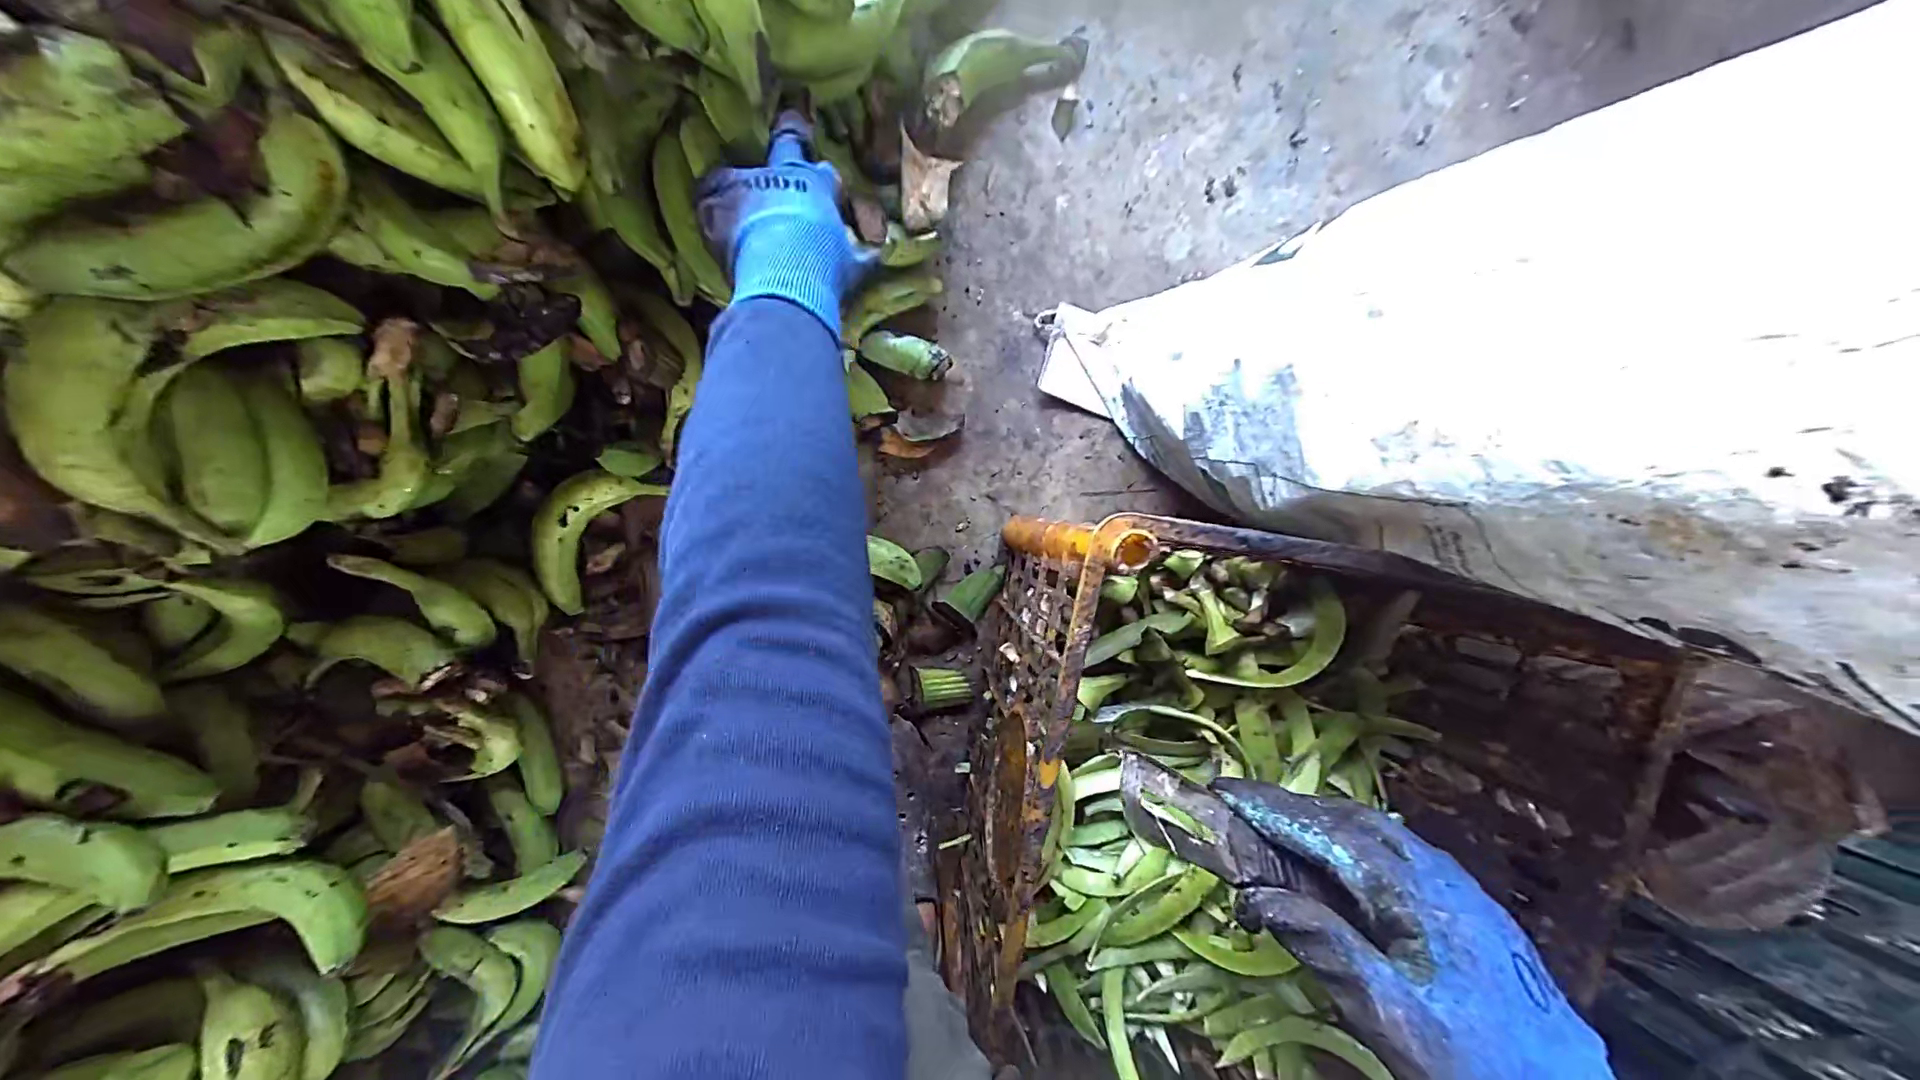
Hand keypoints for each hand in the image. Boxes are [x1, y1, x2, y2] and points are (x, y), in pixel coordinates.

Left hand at [695, 110, 874, 337]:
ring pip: (736, 172)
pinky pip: (708, 195)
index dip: (820, 171)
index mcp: (817, 186)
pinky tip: (713, 217)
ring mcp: (745, 185)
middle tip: (782, 136)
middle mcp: (781, 175)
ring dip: (738, 184)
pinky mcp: (715, 204)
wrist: (786, 281)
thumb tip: (879, 252)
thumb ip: (863, 256)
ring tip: (734, 196)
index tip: (818, 166)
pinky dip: (710, 206)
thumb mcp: (854, 266)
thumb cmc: (827, 271)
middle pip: (783, 144)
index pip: (822, 171)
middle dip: (787, 137)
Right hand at [1212, 779, 1614, 1079]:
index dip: (1271, 808)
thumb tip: (1254, 895)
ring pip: (1377, 830)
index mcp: (1415, 891)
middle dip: (1291, 805)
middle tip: (1241, 803)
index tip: (1224, 789)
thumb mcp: (1389, 1013)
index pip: (1326, 831)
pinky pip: (1396, 850)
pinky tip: (1338, 859)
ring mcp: (1459, 887)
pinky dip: (1350, 838)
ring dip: (1320, 818)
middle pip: (1350, 818)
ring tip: (1278, 823)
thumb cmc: (1472, 1062)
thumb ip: (1323, 945)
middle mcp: (1437, 873)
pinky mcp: (1469, 906)